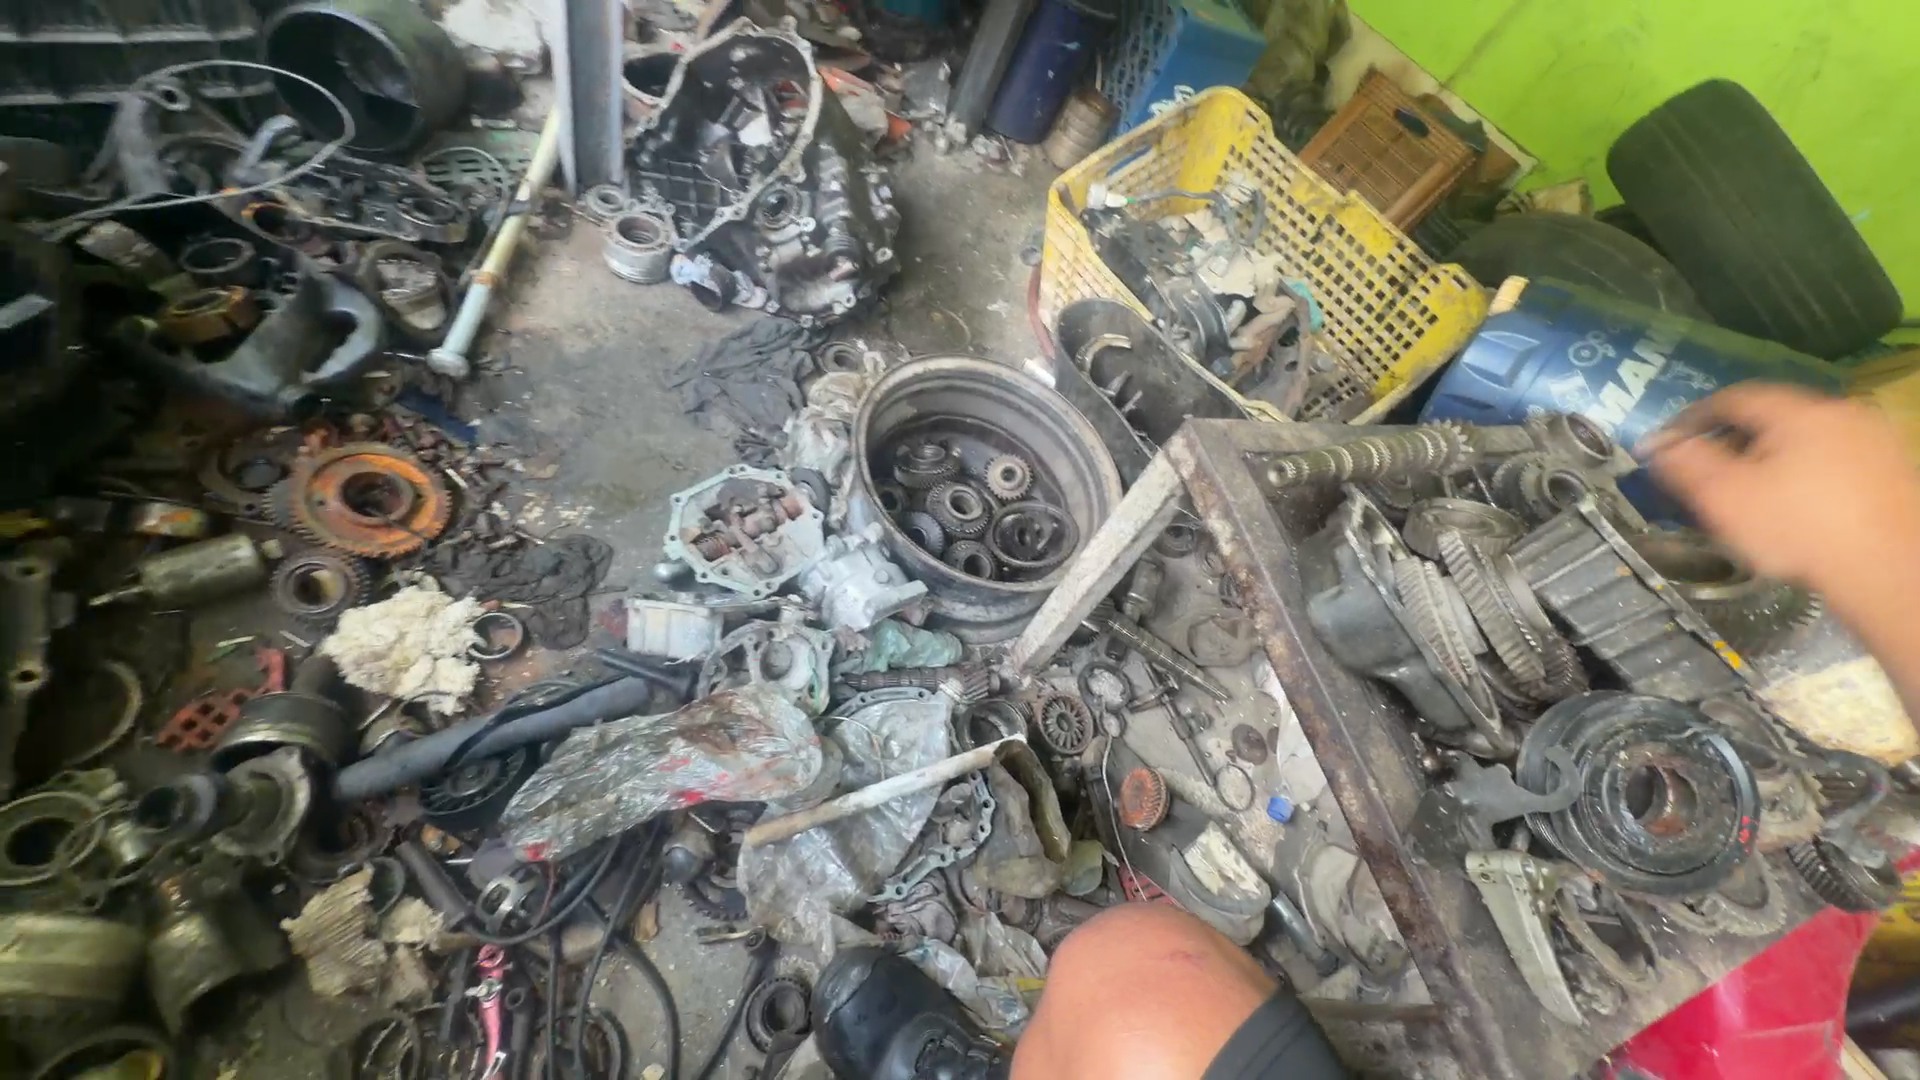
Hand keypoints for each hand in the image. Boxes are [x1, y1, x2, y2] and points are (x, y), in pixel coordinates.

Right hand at [1644, 383, 1919, 600]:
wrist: (1888, 569)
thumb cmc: (1797, 526)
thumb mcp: (1722, 495)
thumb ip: (1682, 462)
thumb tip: (1657, 443)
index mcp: (1802, 414)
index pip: (1731, 400)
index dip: (1690, 418)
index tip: (1666, 444)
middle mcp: (1844, 415)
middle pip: (1768, 418)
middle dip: (1727, 441)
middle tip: (1699, 470)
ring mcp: (1874, 441)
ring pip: (1798, 438)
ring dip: (1761, 457)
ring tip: (1738, 489)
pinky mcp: (1889, 468)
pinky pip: (1825, 456)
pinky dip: (1795, 470)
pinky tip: (1783, 501)